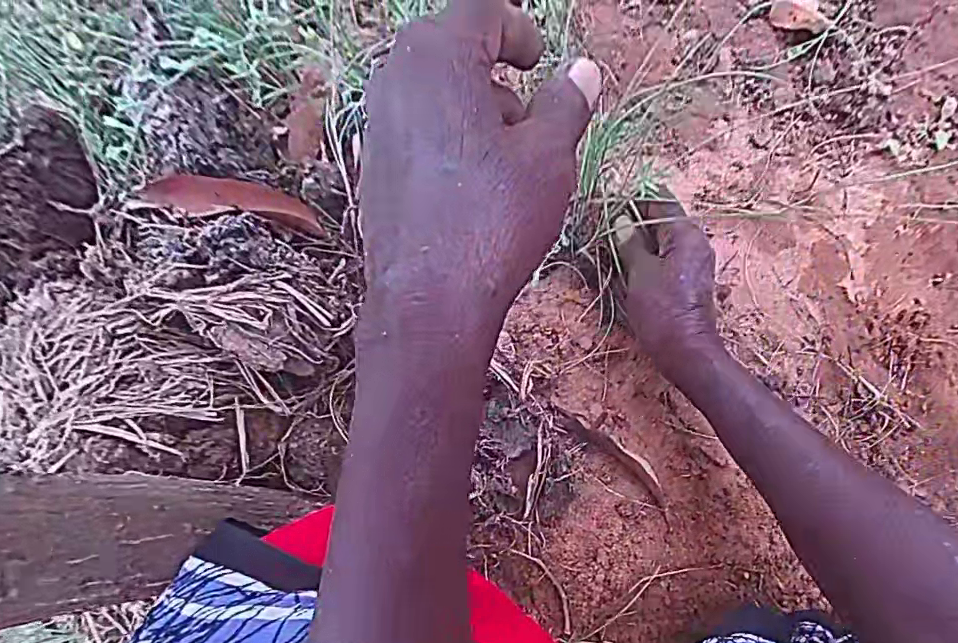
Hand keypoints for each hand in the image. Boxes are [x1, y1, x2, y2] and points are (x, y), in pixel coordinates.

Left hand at [358, 0, 600, 345]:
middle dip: (497, 79)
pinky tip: (475, 192)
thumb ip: (565, 106)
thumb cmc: (495, 221)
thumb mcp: (548, 160)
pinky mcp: (374, 169)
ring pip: (435, 97)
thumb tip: (582, 72)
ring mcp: (378, 124)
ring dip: (475, 116)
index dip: (518, 29)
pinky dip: (450, 145)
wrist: (432, 299)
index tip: (538, 61)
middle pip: (454, 52)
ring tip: (508, 164)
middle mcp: (395, 76)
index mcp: (438, 54)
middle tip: (529, 121)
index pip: (482, 9)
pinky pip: (418, 136)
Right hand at [617, 200, 723, 376]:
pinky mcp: (689, 282)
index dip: (632, 201)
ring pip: (663, 243)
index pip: (658, 202)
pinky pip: (667, 260)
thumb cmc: (662, 312)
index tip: (608, 206)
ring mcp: (695, 263)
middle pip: (662, 222)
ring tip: (613, 248)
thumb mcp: (639, 274)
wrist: (686, 352)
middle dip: (634, 223)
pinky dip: (648, 260)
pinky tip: (629, 268)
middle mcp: (696, 242)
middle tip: (606, 229)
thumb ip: (630, 244)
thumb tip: (621, 222)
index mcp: (686, 233)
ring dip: (639, 244)